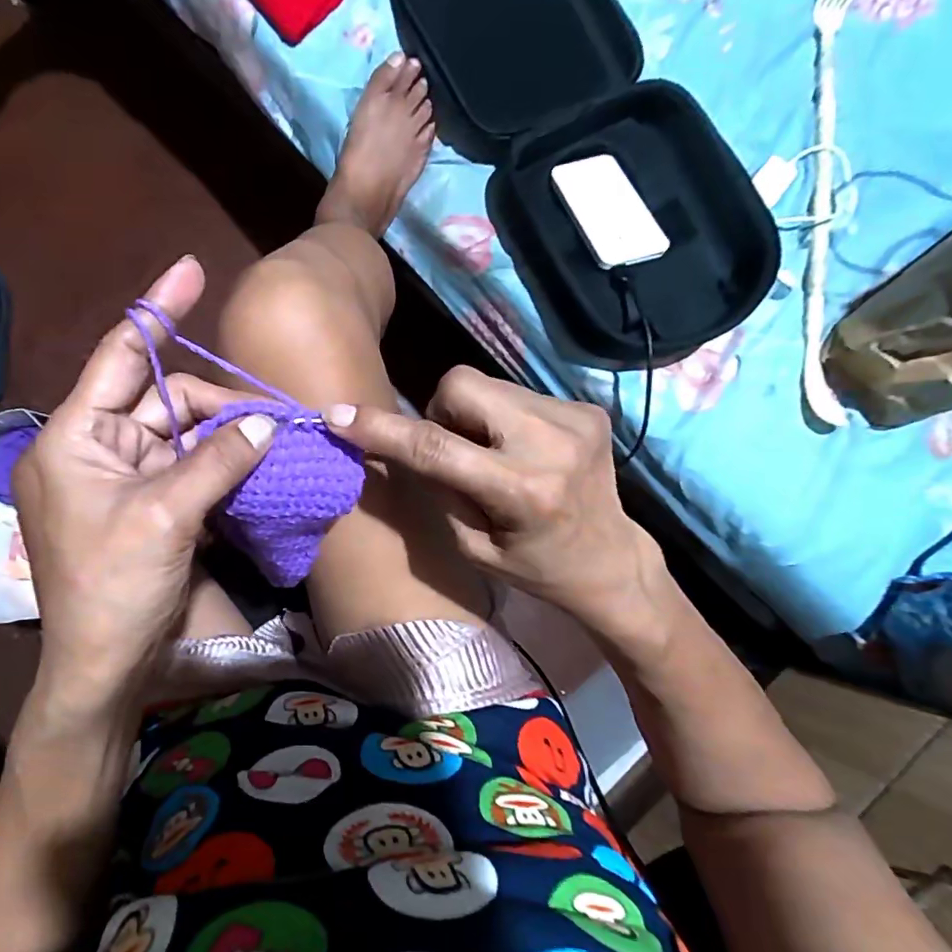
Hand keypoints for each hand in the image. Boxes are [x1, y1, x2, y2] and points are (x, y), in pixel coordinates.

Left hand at [12, 257, 274, 712]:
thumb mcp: (166, 516)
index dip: (157, 311)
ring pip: (179, 435)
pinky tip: (252, 459)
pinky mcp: (142, 506)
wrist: (104, 666)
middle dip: (215, 403)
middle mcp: (92, 448)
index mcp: (74, 437)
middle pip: (161, 401)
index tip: (192, 268)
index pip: (119, 355)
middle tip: (272, 414)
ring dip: (223, 436)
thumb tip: (266, 421)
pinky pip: (184, 468)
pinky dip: (216, 464)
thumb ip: (218, 460)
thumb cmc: (115, 588)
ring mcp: (119, 479)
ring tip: (272, 437)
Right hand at [325, 367, 677, 651]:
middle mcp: (551, 442)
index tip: (340, 415)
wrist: (611, 560)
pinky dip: (500, 417)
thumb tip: (398, 442)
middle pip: (460, 385)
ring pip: (484, 385)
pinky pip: (512, 392)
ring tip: (494, 454)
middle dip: (440, 413)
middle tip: (454, 452)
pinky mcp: (586, 407)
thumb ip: (436, 488)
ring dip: (472, 416)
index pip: (436, 448)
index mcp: (521, 491)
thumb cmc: (534, 567)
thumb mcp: (472, 546)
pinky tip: (521, 449)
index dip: (383, 430)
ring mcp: (574, 417)